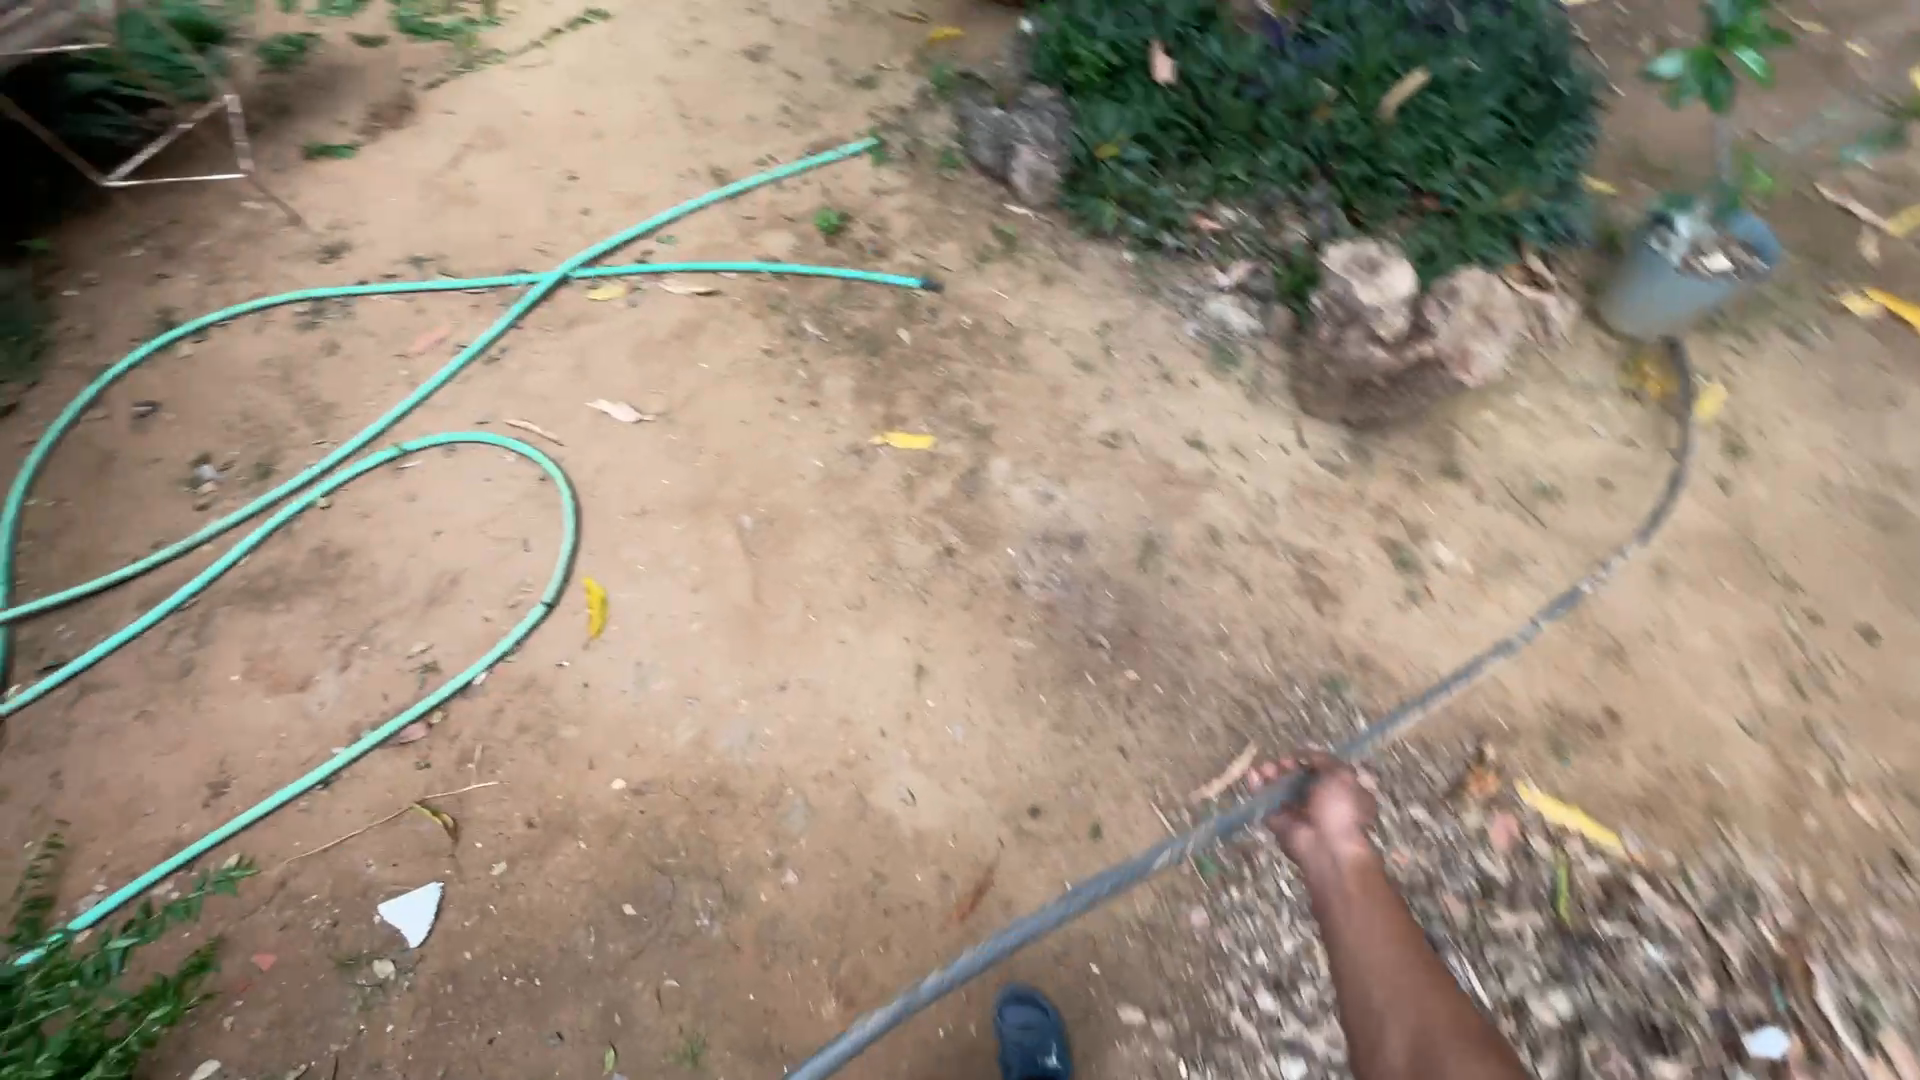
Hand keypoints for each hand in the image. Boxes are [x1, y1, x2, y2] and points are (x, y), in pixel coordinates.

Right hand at [1250, 751, 1376, 873]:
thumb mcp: (1342, 775)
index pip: (1321, 773)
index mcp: (1340, 794)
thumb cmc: (1340, 808)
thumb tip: (1306, 754)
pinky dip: (1257, 786)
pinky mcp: (1278, 822)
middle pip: (1298, 779)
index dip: (1308, 762)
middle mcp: (1320, 803)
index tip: (1299, 756)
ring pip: (1280, 788)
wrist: (1327, 845)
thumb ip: (1324, 760)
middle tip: (1281, 763)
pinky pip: (1265, 801)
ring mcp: (1297, 813)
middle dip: (1287, 767)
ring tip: (1265, 768)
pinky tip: (1253, 774)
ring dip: (1271, 774)